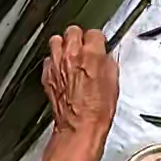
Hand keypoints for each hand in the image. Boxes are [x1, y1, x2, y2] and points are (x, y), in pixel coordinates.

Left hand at [39, 25, 118, 160]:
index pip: (94, 32)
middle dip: (80, 38)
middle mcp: (70, 56)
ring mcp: (55, 65)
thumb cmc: (97, 111)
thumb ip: (107, 62)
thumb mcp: (113, 82)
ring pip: (56, 41)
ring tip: (71, 55)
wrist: (79, 129)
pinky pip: (49, 60)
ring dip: (64, 46)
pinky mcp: (47, 76)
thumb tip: (104, 55)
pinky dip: (55, 62)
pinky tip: (63, 71)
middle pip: (72, 31)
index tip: (99, 46)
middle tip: (85, 49)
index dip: (98, 40)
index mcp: (90, 54)